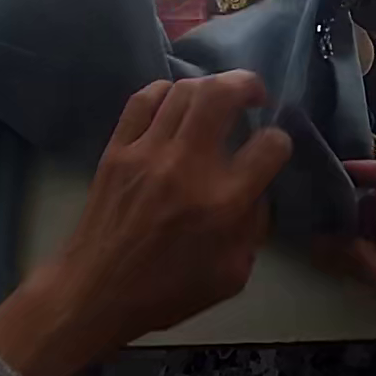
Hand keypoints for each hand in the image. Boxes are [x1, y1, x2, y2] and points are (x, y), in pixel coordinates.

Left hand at [0, 71, 291, 375]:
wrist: (96, 291)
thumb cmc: (166, 290)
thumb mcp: (231, 274)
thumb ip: (254, 226)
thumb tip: (256, 187)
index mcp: (223, 202)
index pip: (268, 146)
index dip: (279, 141)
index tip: (272, 146)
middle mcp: (187, 166)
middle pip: (221, 94)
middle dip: (246, 83)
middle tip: (254, 95)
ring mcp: (147, 152)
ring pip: (183, 90)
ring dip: (209, 85)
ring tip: (216, 98)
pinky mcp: (117, 148)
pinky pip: (142, 100)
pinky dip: (164, 92)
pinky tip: (174, 102)